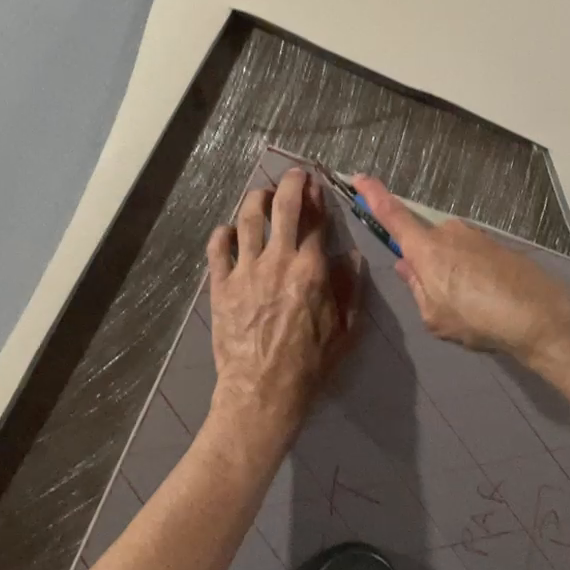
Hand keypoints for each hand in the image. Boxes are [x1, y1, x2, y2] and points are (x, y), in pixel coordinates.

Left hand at [205, 168, 359, 444]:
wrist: (261, 394)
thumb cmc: (309, 366)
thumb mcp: (344, 332)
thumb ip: (350, 290)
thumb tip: (352, 256)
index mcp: (311, 270)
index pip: (316, 221)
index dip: (318, 199)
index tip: (318, 186)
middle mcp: (277, 261)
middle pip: (283, 207)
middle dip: (290, 184)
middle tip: (294, 175)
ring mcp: (245, 271)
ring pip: (248, 219)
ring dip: (257, 199)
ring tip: (262, 193)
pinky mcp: (220, 285)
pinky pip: (217, 248)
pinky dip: (224, 232)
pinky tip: (230, 230)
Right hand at [353, 175, 569, 360]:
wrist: (540, 316)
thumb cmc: (478, 319)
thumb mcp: (434, 316)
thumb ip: (416, 288)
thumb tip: (406, 266)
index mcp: (426, 248)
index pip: (392, 215)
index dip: (373, 195)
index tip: (359, 177)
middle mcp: (449, 232)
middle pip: (425, 243)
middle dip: (427, 266)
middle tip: (443, 301)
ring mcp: (476, 235)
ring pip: (450, 252)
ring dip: (453, 273)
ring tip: (472, 308)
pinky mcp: (498, 244)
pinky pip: (473, 256)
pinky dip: (474, 275)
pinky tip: (490, 300)